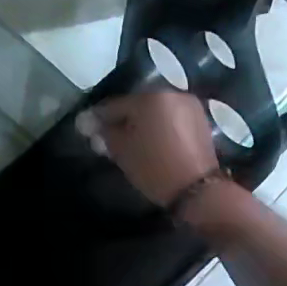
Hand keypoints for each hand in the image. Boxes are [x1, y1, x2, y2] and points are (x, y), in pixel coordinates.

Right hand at [88, 91, 220, 206]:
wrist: (198, 191)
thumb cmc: (155, 169)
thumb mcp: (123, 152)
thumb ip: (104, 133)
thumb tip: (87, 123)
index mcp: (150, 97)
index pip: (115, 105)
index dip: (97, 118)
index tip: (85, 129)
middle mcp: (172, 93)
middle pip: (138, 105)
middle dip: (122, 120)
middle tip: (108, 139)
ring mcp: (190, 106)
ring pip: (157, 112)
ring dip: (143, 124)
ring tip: (131, 144)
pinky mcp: (201, 122)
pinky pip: (172, 120)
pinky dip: (160, 128)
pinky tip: (153, 144)